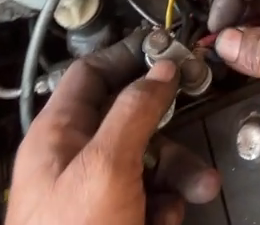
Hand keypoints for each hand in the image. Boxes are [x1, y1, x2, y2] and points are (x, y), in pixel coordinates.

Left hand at [6, 59, 220, 224]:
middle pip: (128, 119)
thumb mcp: (106, 166)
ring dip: (179, 172)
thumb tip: (161, 67)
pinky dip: (165, 207)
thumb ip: (135, 111)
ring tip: (202, 189)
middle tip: (198, 120)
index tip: (170, 51)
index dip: (129, 57)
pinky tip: (169, 220)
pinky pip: (146, 201)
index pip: (91, 75)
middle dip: (169, 126)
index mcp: (57, 136)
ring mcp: (91, 198)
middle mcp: (72, 161)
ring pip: (145, 162)